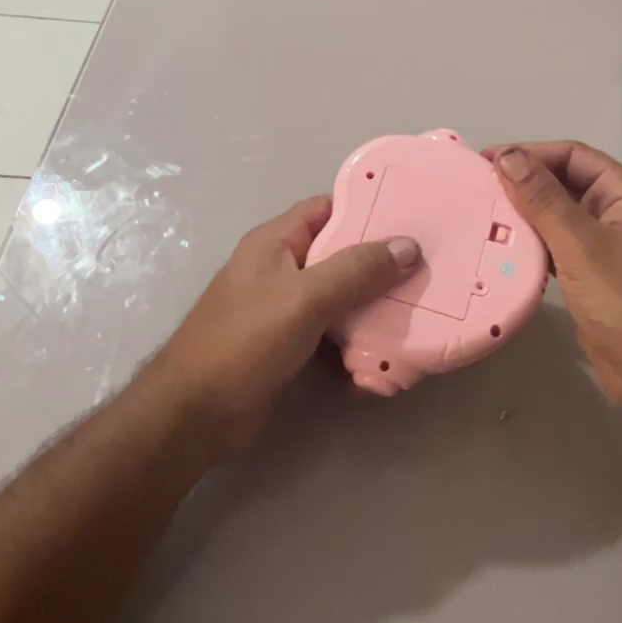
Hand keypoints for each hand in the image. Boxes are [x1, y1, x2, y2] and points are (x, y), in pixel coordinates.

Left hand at [153, 196, 419, 450]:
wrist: (196, 414)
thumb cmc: (245, 343)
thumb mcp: (304, 298)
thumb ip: (356, 271)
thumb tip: (408, 246)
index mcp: (275, 242)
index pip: (326, 208)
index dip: (366, 208)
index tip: (412, 218)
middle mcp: (280, 269)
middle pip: (339, 254)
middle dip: (380, 265)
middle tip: (425, 271)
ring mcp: (284, 309)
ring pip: (340, 297)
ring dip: (372, 309)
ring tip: (415, 315)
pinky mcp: (289, 345)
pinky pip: (332, 334)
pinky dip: (355, 343)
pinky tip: (383, 359)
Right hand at [486, 142, 621, 420]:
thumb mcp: (581, 246)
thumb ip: (543, 200)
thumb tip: (507, 156)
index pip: (573, 155)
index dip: (530, 153)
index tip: (485, 161)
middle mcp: (621, 213)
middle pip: (566, 183)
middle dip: (524, 184)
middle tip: (476, 189)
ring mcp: (610, 247)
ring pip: (560, 217)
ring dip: (525, 216)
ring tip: (482, 217)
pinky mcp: (597, 277)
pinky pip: (560, 248)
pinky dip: (534, 245)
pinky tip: (504, 251)